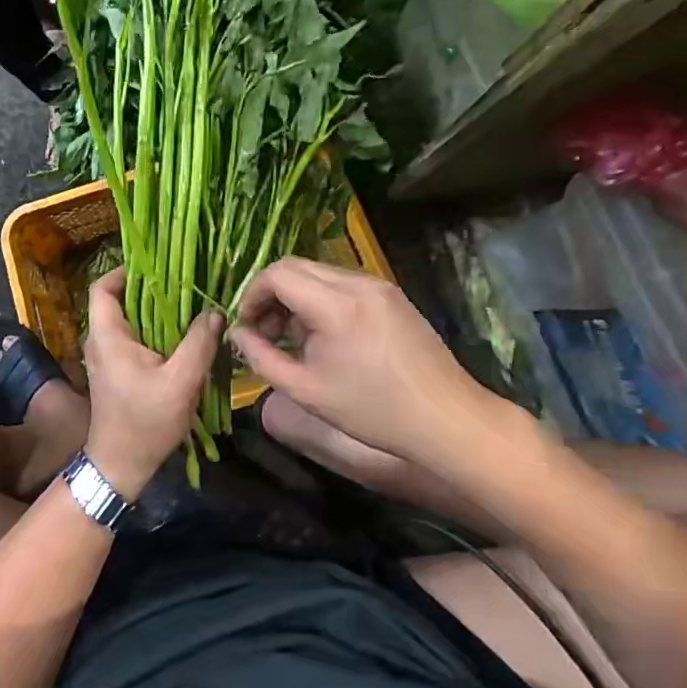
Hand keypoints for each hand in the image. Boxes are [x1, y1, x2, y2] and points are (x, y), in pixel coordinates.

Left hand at [81, 267, 218, 497]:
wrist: (120, 464)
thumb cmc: (145, 422)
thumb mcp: (180, 382)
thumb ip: (198, 344)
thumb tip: (214, 311)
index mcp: (107, 335)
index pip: (103, 287)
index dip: (124, 271)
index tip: (157, 268)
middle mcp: (100, 339)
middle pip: (118, 300)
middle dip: (148, 289)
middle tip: (183, 284)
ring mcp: (105, 355)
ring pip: (127, 320)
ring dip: (153, 312)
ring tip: (186, 307)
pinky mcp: (115, 369)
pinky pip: (131, 338)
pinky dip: (152, 331)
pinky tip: (179, 337)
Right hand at [230, 258, 512, 465]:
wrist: (449, 421)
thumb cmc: (373, 412)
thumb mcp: (305, 390)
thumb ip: (261, 356)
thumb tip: (236, 333)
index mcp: (335, 305)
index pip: (276, 274)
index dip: (252, 295)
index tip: (247, 325)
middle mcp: (357, 283)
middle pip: (295, 266)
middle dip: (271, 293)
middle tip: (265, 331)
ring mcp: (378, 285)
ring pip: (318, 272)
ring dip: (295, 295)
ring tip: (294, 337)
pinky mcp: (392, 295)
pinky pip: (342, 283)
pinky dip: (320, 299)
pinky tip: (324, 335)